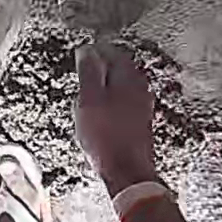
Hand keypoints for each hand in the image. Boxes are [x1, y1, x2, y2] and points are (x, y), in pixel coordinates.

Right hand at [75, 42, 158, 193]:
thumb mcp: (89, 99)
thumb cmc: (106, 136)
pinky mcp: (139, 122)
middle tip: (83, 69)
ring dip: (105, 85)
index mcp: (128, 78)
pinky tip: (98, 112)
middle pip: (119, 68)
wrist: (127, 171)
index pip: (112, 52)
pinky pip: (123, 102)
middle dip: (101, 66)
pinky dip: (109, 101)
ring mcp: (142, 106)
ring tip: (87, 92)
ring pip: (121, 86)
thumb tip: (86, 50)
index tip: (80, 53)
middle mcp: (140, 88)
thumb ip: (89, 72)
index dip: (94, 50)